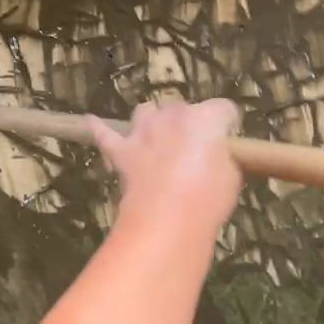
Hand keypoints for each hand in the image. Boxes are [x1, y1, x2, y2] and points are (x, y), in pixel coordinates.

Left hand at [89, 99, 241, 236]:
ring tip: (159, 135)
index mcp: (205, 118)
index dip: (226, 122)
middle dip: (188, 121)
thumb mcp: (232, 175)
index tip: (227, 137)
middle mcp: (171, 116)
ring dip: (153, 119)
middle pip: (181, 107)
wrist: (167, 216)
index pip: (222, 108)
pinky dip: (99, 127)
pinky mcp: (122, 150)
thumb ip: (223, 155)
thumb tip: (216, 154)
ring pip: (145, 111)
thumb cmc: (209, 197)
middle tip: (194, 145)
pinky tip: (91, 121)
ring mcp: (143, 131)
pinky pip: (104, 133)